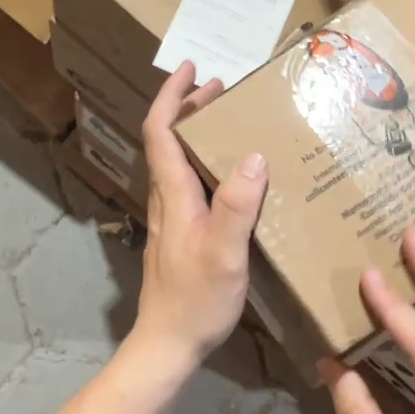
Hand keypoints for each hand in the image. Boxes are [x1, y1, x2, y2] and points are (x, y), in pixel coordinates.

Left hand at [132, 62, 269, 366]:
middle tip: (222, 90)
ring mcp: (172, 220)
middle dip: (190, 109)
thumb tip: (253, 156)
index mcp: (173, 195)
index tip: (191, 69)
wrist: (168, 344)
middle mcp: (167, 201)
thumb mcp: (224, 254)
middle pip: (168, 141)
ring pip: (178, 164)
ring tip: (230, 123)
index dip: (172, 97)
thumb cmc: (195, 301)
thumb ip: (237, 206)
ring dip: (198, 136)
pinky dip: (207, 165)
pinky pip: (191, 187)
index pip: (161, 132)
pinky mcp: (181, 237)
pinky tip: (234, 180)